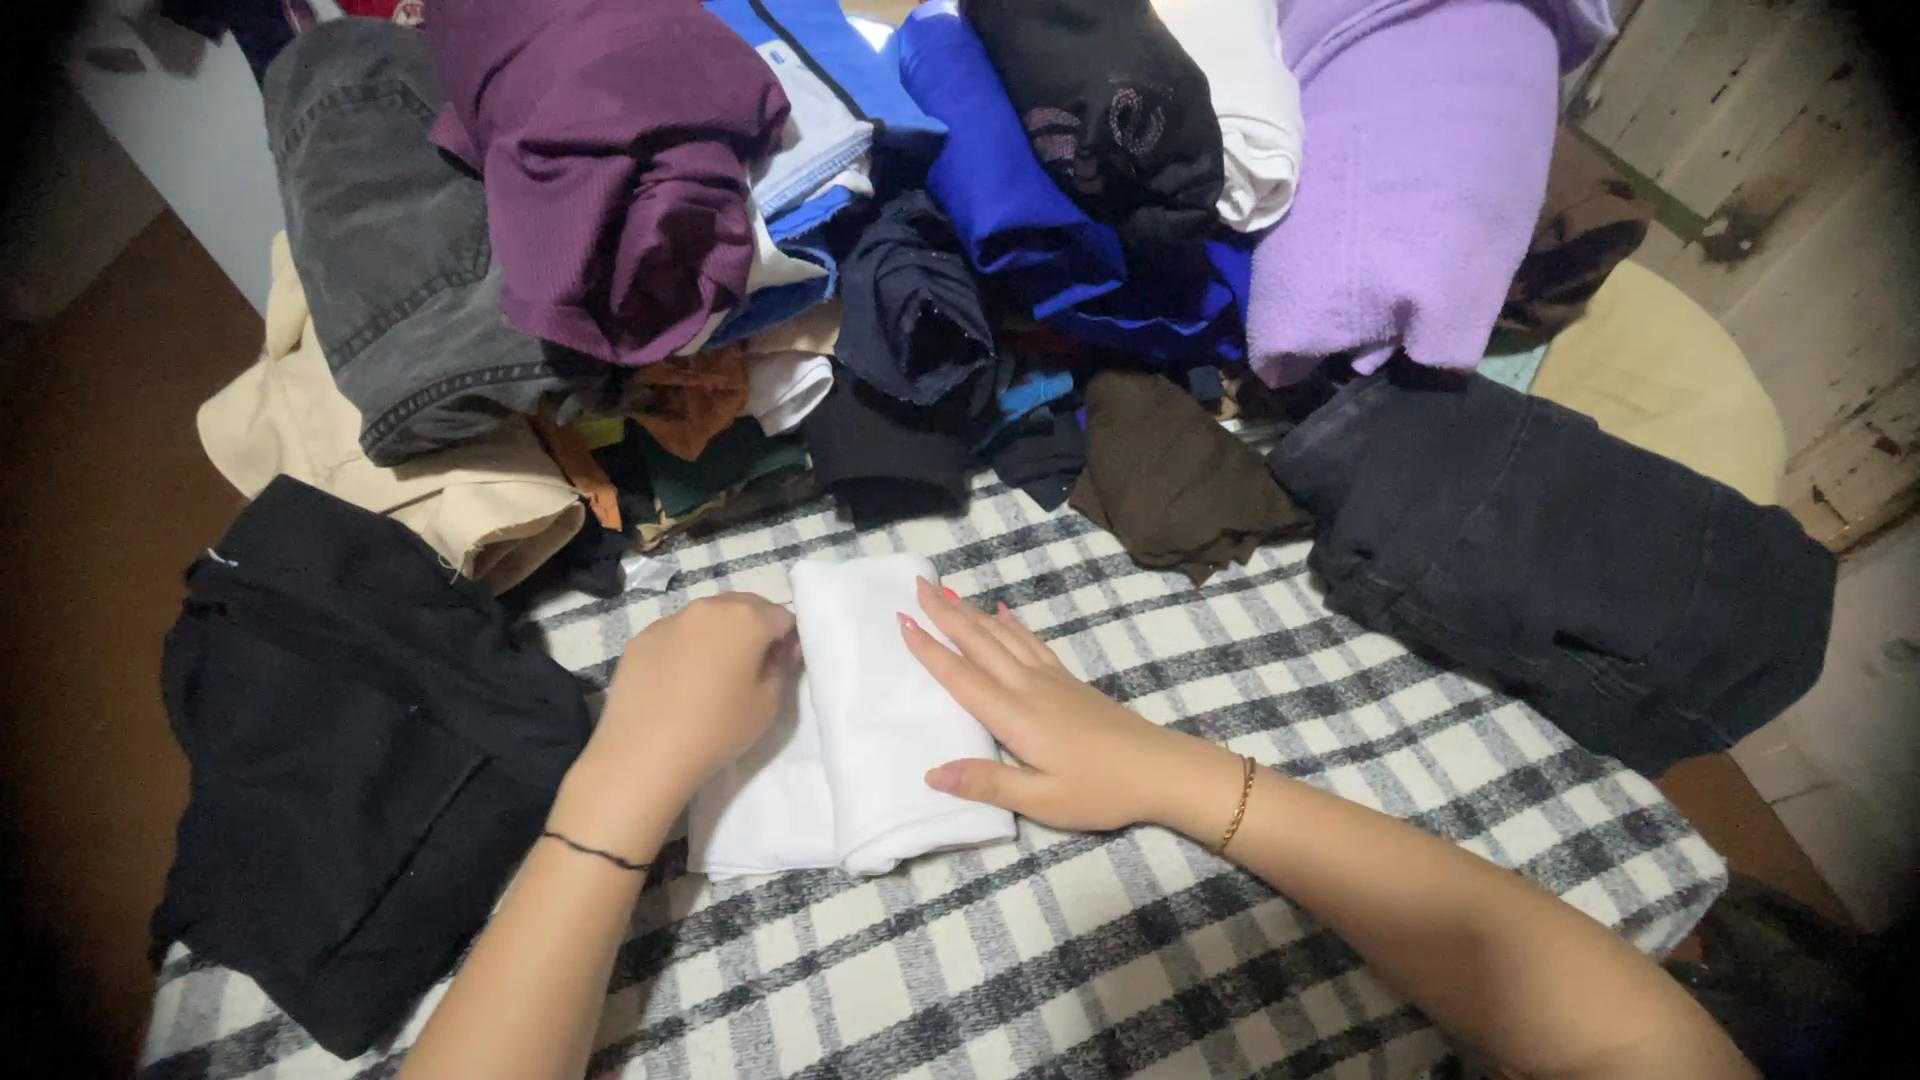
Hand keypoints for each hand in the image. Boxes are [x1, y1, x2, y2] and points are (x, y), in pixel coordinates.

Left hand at [552, 593, 798, 856]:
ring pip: (708, 617)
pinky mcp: (641, 638)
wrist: (643, 754)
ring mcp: (670, 620)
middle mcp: (709, 608)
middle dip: (756, 627)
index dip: (788, 639)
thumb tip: (778, 650)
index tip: (783, 664)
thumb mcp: (768, 704)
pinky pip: (677, 633)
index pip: (782, 616)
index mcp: (747, 619)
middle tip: (753, 665)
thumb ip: (781, 667)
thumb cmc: (717, 729)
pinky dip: (687, 645)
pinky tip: (681, 680)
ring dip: (721, 633)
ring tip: (714, 672)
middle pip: (745, 606)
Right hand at [900, 578, 1242, 839]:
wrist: (1159, 769)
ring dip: (971, 612)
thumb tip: (931, 773)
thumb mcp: (1042, 801)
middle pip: (978, 642)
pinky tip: (1002, 611)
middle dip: (944, 613)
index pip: (960, 676)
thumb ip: (987, 783)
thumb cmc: (1100, 790)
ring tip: (946, 592)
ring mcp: (1050, 678)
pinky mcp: (1067, 679)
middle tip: (916, 585)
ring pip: (1003, 635)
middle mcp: (1027, 686)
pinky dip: (1011, 623)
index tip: (902, 620)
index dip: (929, 648)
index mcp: (1015, 716)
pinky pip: (1031, 642)